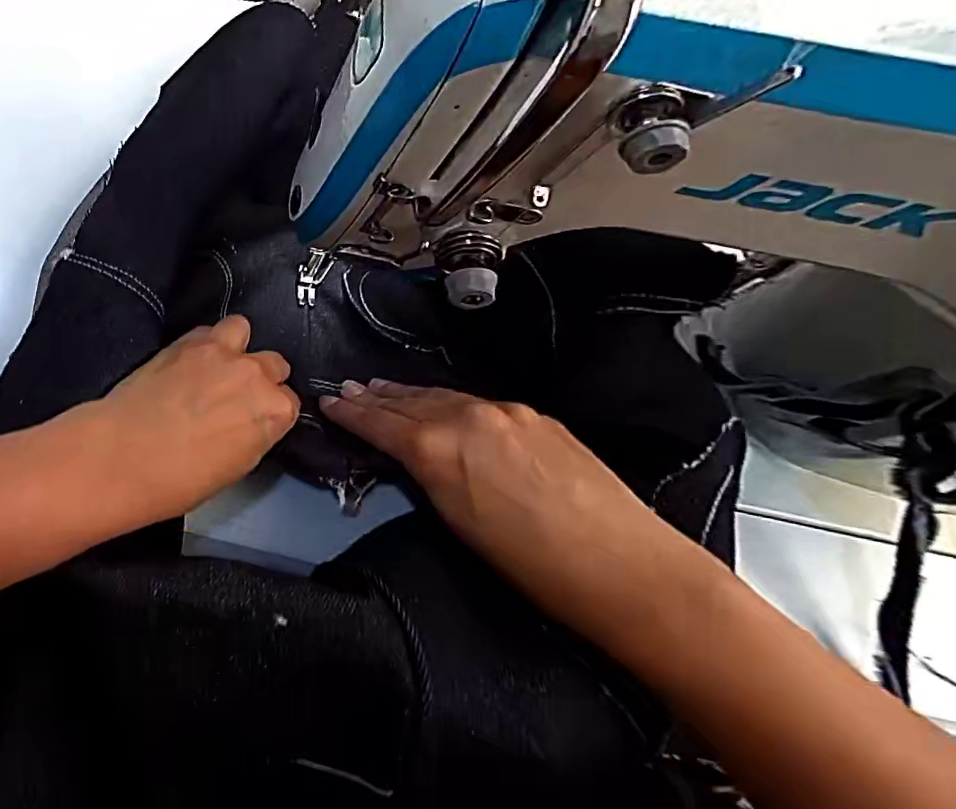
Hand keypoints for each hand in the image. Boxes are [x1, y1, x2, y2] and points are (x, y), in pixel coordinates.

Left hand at [92, 315, 299, 518]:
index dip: (270, 412)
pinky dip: (204, 343)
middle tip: (234, 396)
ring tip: (216, 366)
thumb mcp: (236, 468)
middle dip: (260, 378)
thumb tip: (251, 423)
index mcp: (275, 412)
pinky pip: (208, 330)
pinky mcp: (188, 340)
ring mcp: (223, 352)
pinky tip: (189, 362)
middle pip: (275, 364)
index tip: (253, 420)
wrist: (123, 456)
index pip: (289, 403)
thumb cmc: (179, 480)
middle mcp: (256, 375)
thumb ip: (255, 435)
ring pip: (243, 330)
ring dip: (235, 347)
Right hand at [320, 380, 693, 644]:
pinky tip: (442, 404)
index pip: (383, 424)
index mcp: (441, 448)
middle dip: (376, 396)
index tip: (329, 402)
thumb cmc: (535, 567)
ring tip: (383, 388)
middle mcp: (469, 417)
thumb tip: (415, 458)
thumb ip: (430, 478)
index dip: (352, 413)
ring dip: (409, 394)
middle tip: (348, 388)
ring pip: (443, 395)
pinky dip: (448, 401)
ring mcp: (505, 412)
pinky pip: (476, 402)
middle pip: (410, 401)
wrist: (625, 566)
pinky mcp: (535, 416)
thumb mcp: (459, 525)